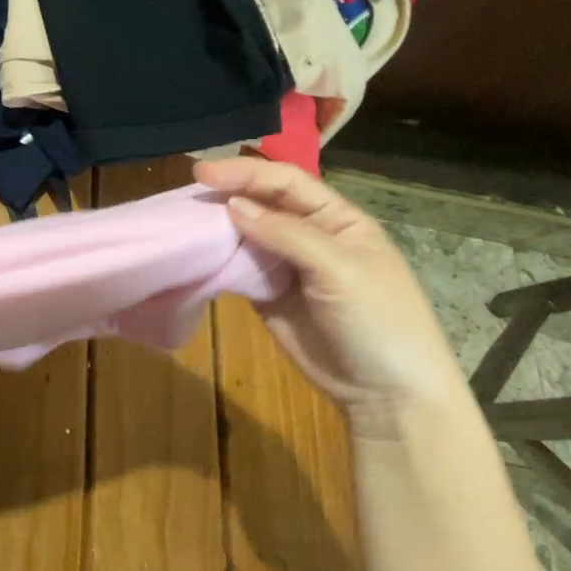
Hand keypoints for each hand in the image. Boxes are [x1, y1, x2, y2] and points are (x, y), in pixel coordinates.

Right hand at [194, 157, 470, 432]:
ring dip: (217, 226)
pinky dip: (216, 259)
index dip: (246, 173)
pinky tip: (196, 253)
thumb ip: (286, 234)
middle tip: (187, 195)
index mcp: (338, 220)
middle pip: (262, 203)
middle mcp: (310, 235)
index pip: (287, 182)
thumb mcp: (339, 270)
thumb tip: (233, 205)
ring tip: (183, 221)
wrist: (387, 397)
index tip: (204, 174)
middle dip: (227, 194)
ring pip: (245, 233)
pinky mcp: (267, 295)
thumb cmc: (379, 323)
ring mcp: (286, 266)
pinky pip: (237, 268)